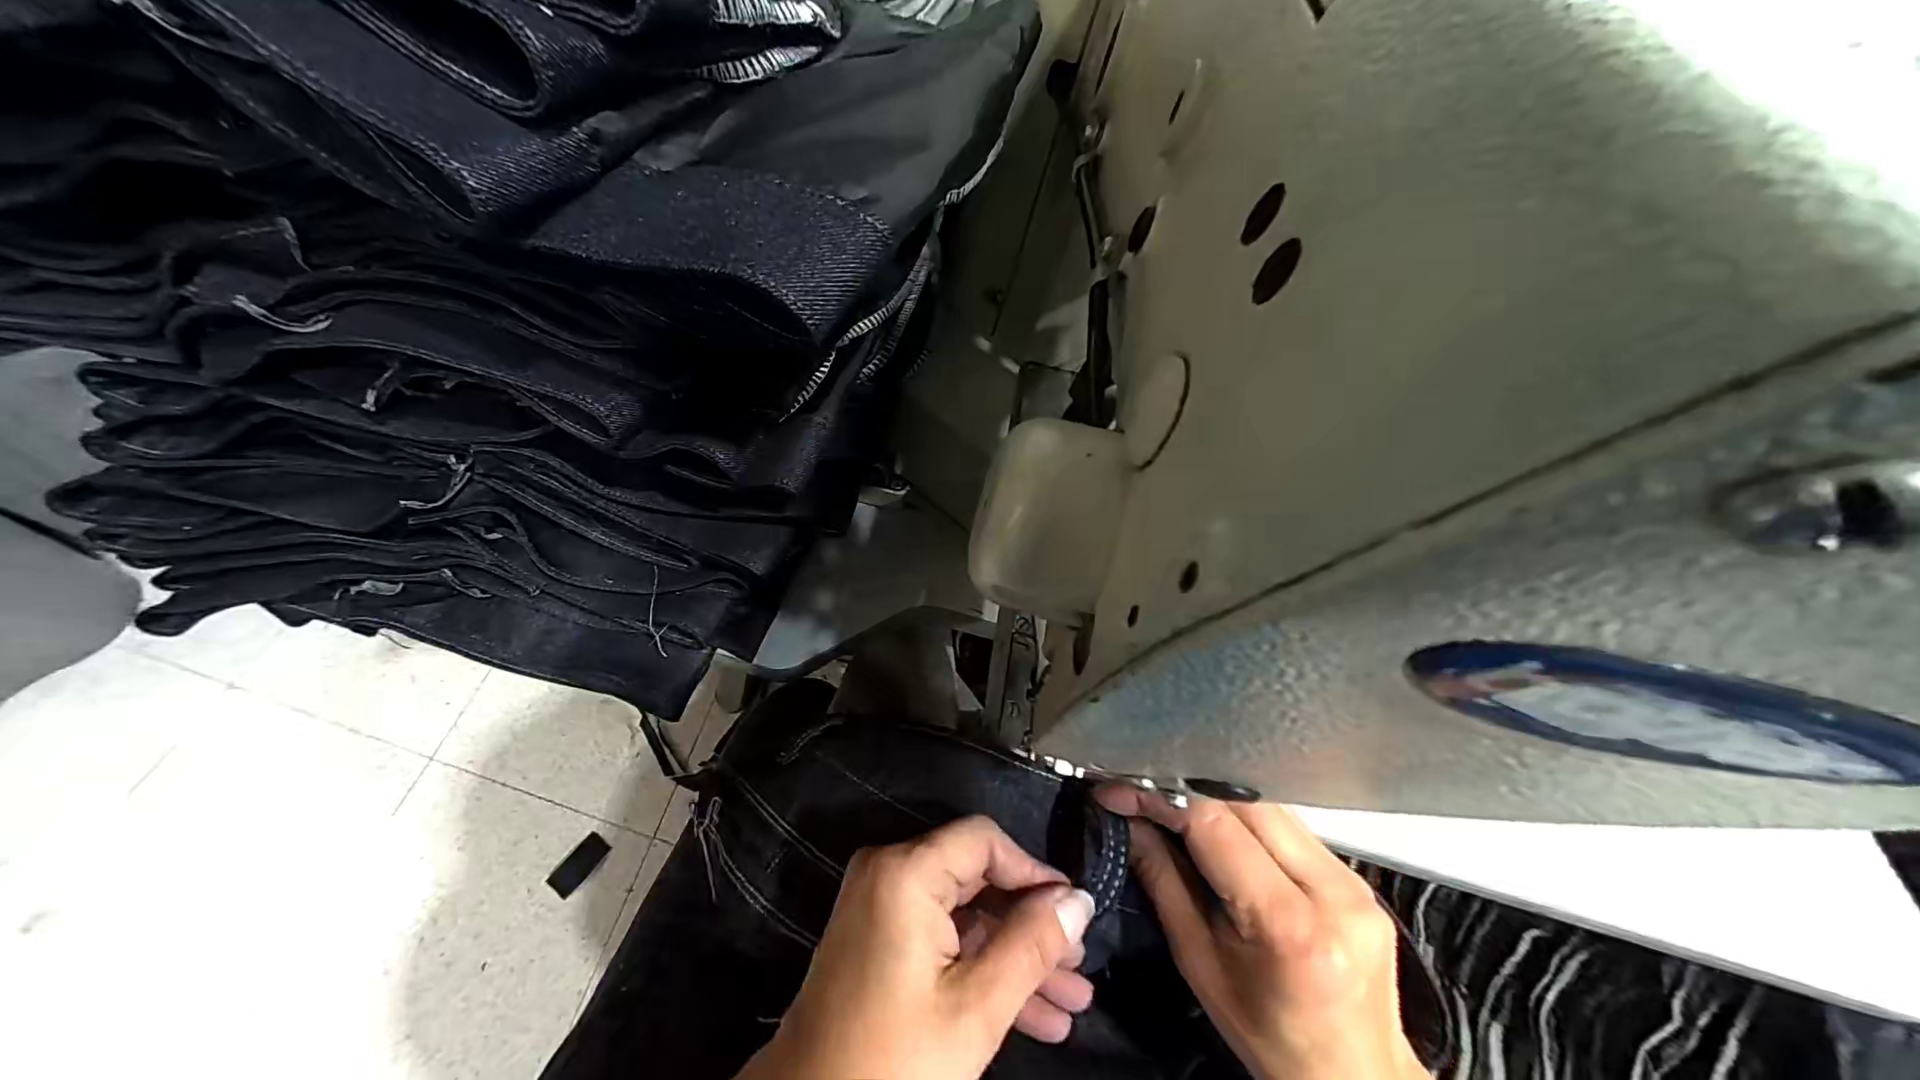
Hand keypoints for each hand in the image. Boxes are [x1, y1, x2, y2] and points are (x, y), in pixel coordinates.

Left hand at [737, 816, 1097, 1079]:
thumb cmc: (895, 1058)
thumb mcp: (976, 1006)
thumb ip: (1031, 945)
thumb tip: (1079, 900)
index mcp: (906, 872)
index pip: (984, 840)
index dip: (1034, 872)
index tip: (1073, 912)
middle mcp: (890, 873)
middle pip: (978, 879)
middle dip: (1032, 926)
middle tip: (1079, 964)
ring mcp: (882, 907)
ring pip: (966, 916)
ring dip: (1016, 957)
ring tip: (1070, 1002)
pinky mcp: (880, 940)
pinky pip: (943, 939)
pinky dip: (983, 969)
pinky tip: (1035, 1016)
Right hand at [1095, 787, 1428, 1079]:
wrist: (1354, 1077)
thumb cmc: (1267, 1035)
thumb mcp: (1197, 960)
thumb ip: (1162, 879)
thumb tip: (1129, 819)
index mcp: (1289, 925)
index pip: (1215, 824)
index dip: (1160, 797)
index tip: (1119, 792)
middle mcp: (1333, 893)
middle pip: (1244, 802)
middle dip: (1185, 791)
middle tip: (1141, 796)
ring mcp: (1354, 883)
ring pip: (1269, 806)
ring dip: (1216, 801)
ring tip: (1176, 811)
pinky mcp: (1360, 879)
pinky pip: (1292, 828)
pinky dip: (1248, 821)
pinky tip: (1224, 834)